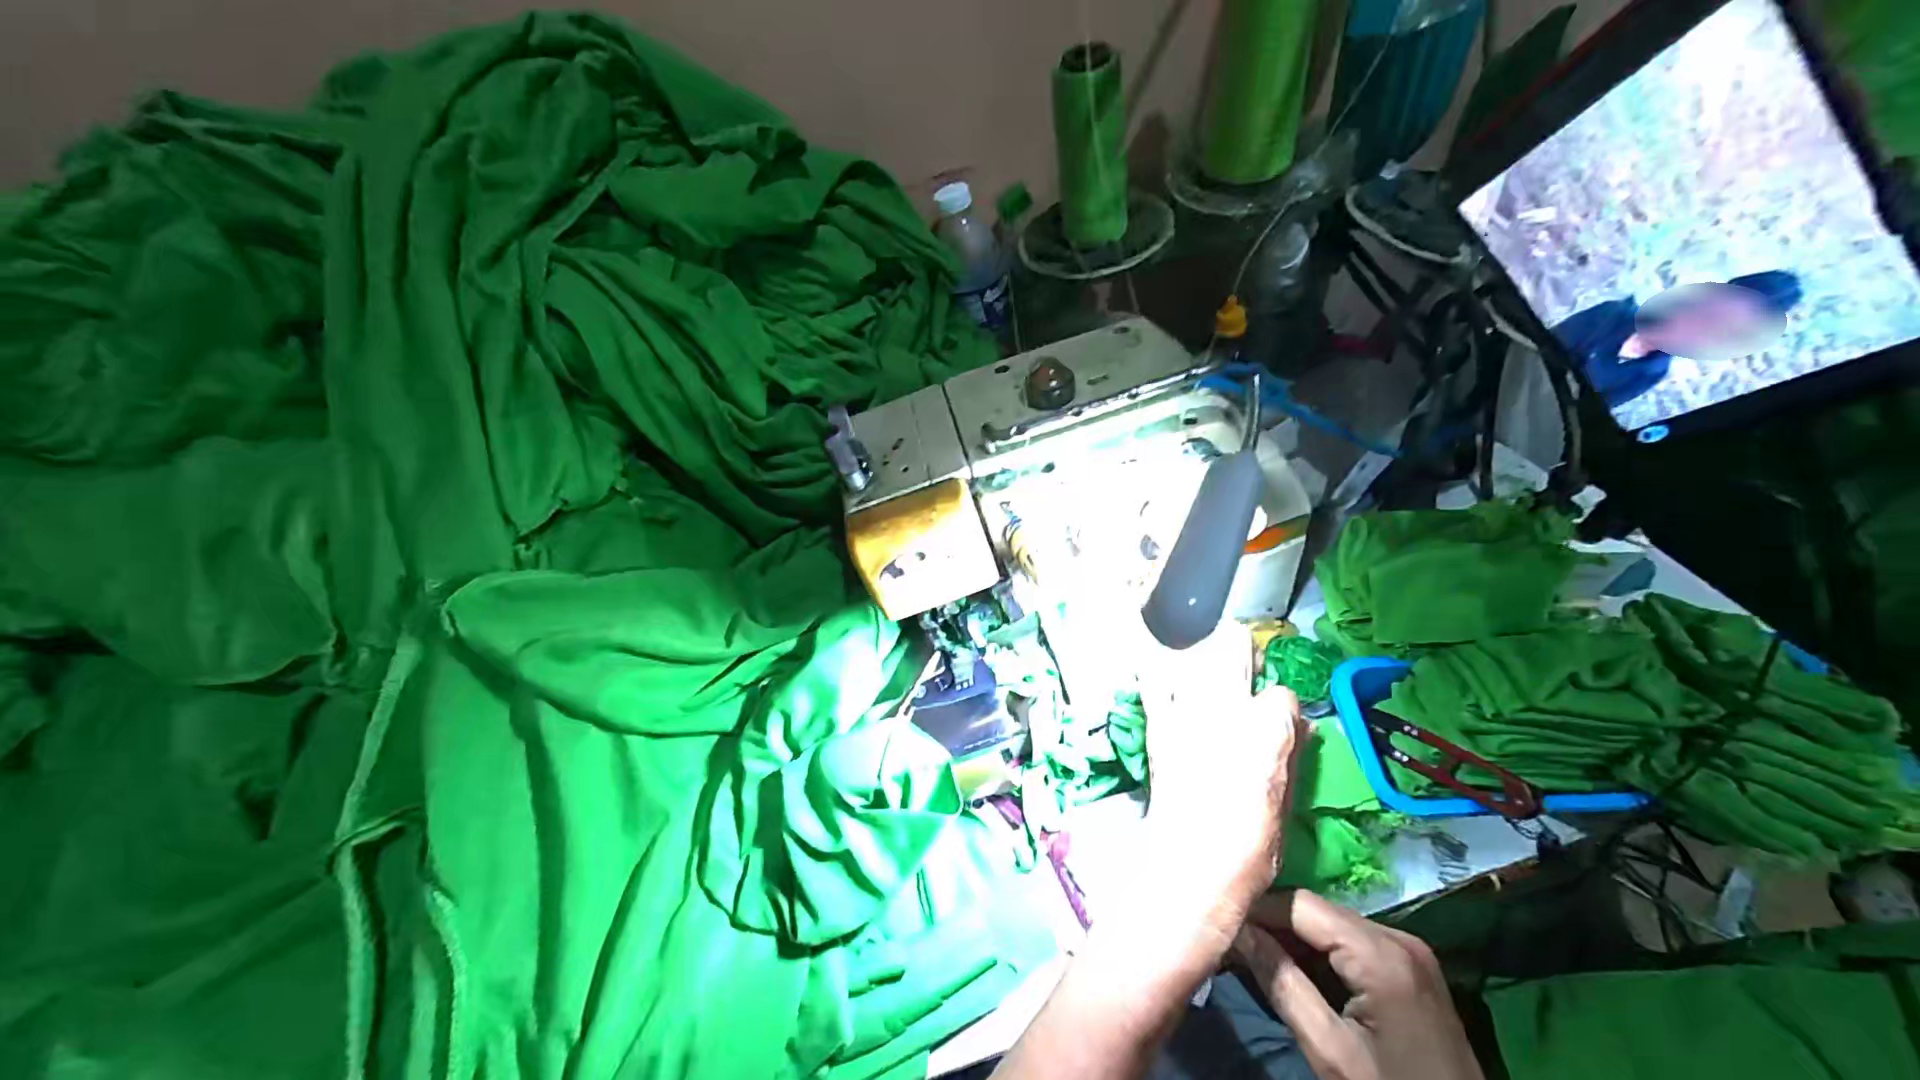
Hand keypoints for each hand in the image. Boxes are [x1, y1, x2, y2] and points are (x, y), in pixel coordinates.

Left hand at [1136, 623, 1304, 936]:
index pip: (1281, 694)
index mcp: (1268, 727)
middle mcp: (1226, 707)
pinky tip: (1157, 673)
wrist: (1191, 863)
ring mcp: (1186, 712)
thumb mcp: (1284, 801)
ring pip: (1193, 660)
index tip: (1278, 716)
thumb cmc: (1250, 844)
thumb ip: (1290, 755)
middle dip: (1239, 647)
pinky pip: (1153, 685)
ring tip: (1204, 660)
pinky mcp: (1157, 726)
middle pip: (1232, 650)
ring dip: (1201, 658)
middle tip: (1239, 648)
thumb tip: (1298, 727)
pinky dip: (1157, 677)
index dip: (1281, 706)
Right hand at [1232, 891, 1484, 1079]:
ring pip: (1330, 921)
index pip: (1299, 904)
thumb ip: (1281, 982)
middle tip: (1232, 940)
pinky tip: (1292, 966)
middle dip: (1271, 922)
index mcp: (1381, 954)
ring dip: (1291, 935)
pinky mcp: (1411, 965)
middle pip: (1315, 909)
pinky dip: (1318, 949)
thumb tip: (1236, 931)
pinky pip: (1351, 940)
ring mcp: (1409, 949)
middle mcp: (1398, 936)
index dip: (1255, 909)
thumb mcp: (1330, 1050)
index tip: (1219, 923)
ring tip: (1253, 953)